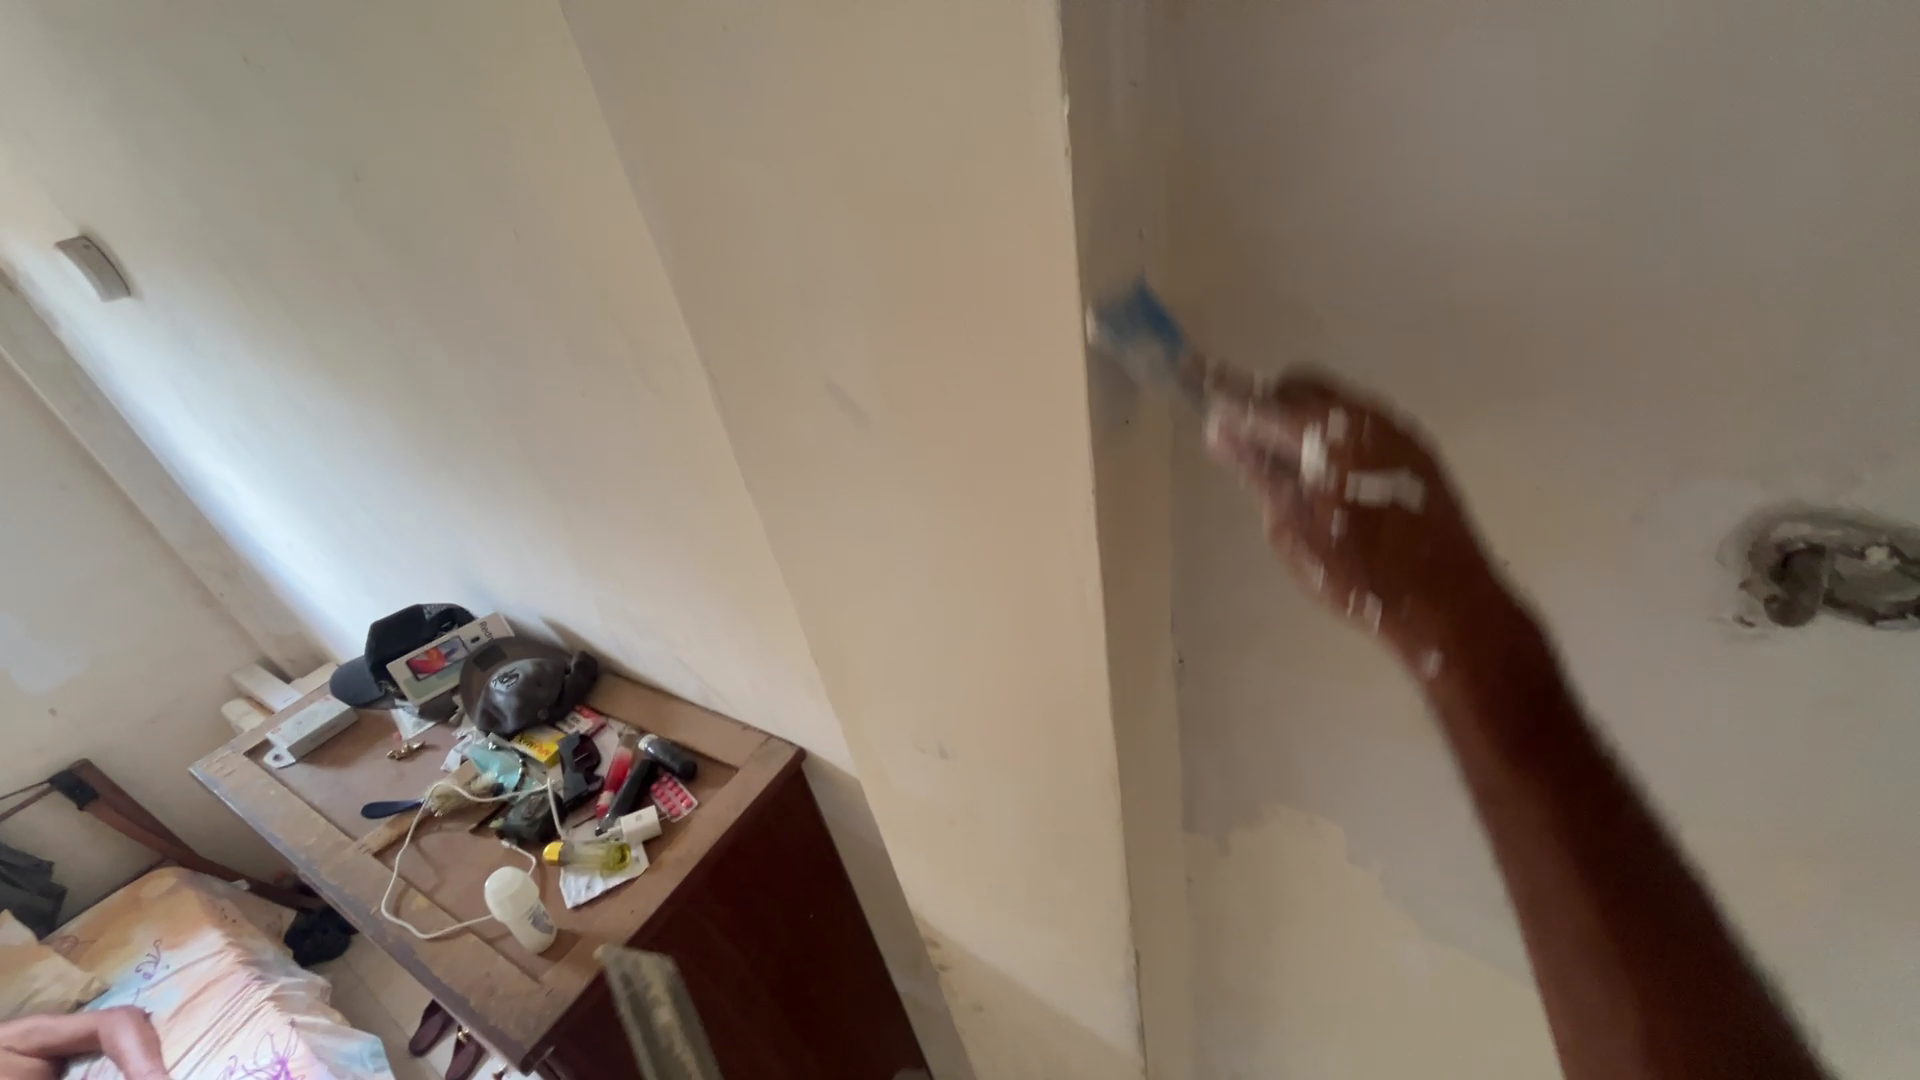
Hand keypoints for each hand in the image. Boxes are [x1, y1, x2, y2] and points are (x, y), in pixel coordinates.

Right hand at [1201, 366, 1506, 674]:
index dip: (1225, 394)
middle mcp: (1364, 417)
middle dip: (1265, 404)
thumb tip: (1221, 431)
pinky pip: (1357, 423)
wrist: (1446, 600)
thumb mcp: (1290, 525)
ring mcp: (1395, 429)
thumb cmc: (1356, 570)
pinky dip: (1328, 434)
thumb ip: (1257, 471)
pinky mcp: (1414, 448)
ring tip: (1281, 465)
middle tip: (1241, 443)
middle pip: (1299, 387)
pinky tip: (1323, 475)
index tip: (1193, 381)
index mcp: (1327, 434)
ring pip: (1331, 402)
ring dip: (1298, 419)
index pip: (1261, 401)